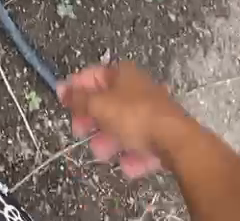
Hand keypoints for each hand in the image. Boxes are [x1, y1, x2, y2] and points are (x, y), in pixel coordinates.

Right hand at [56, 62, 191, 179]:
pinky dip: (132, 154)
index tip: (63, 101)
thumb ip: (77, 98)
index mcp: (122, 73)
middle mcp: (138, 88)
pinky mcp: (165, 134)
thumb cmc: (134, 116)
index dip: (75, 88)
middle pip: (107, 102)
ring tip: (101, 154)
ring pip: (124, 125)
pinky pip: (143, 142)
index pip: (92, 75)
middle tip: (79, 131)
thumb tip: (60, 88)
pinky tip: (127, 166)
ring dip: (109, 140)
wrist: (179, 142)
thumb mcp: (98, 105)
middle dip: (92, 120)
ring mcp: (153, 111)